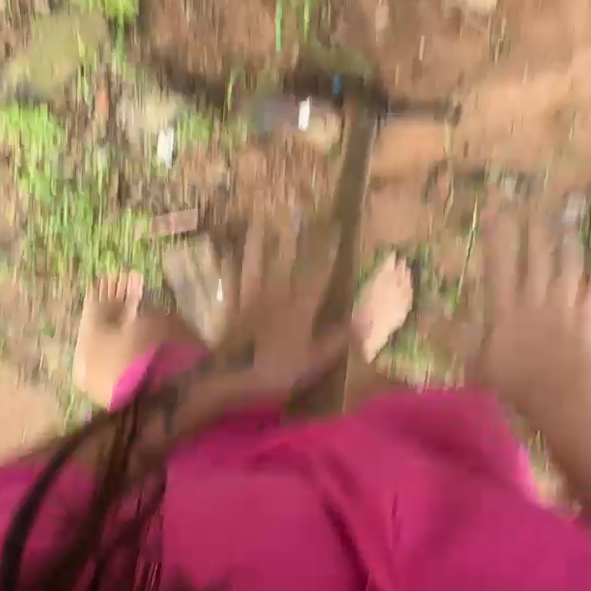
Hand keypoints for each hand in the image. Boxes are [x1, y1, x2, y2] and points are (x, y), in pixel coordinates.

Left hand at [202, 219, 354, 407]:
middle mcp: (277, 296)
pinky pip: (232, 282)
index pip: (319, 274)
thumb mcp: (315, 362)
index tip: (336, 229)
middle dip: (294, 238)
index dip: (328, 251)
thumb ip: (337, 339)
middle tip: (296, 212)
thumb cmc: (276, 372)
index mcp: (300, 308)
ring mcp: (251, 300)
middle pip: (286, 262)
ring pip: (256, 265)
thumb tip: (365, 318)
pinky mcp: (232, 309)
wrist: (228, 378)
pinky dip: (229, 267)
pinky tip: (225, 252)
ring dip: (258, 243)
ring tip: (259, 220)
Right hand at [472, 211, 590, 423]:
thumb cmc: (513, 386)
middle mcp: (536, 301)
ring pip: (569, 269)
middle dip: (535, 230)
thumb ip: (454, 335)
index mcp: (506, 308)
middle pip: (538, 257)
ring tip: (567, 227)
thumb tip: (427, 313)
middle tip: (534, 207)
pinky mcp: (588, 323)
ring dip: (569, 245)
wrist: (562, 401)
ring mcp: (566, 310)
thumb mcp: (474, 363)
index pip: (499, 262)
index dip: (496, 234)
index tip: (494, 210)